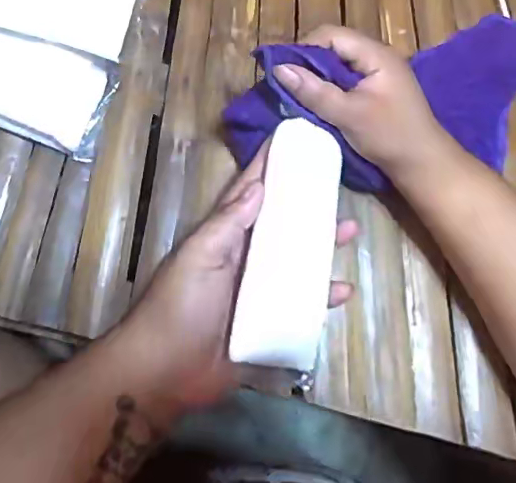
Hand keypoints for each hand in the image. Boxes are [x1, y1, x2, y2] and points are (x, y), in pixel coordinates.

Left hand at [108, 143, 356, 412]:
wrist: (166, 374)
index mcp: (224, 234)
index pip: (250, 192)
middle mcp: (244, 256)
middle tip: (334, 183)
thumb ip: (229, 223)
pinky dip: (322, 297)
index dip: (268, 166)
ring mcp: (258, 290)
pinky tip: (343, 290)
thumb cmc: (178, 306)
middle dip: (305, 203)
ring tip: (349, 228)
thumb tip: (258, 184)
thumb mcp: (200, 257)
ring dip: (321, 245)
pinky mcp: (270, 323)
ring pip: (296, 259)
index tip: (292, 141)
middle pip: (281, 223)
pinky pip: (303, 304)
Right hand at [271, 25, 459, 186]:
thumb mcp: (347, 114)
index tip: (285, 69)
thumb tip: (278, 68)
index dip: (305, 48)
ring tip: (300, 92)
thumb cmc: (390, 137)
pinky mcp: (378, 87)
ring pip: (338, 62)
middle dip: (309, 62)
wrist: (426, 167)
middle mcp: (378, 55)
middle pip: (334, 46)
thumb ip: (313, 91)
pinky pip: (346, 76)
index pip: (331, 35)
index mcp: (375, 54)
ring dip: (319, 75)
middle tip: (289, 82)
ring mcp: (379, 71)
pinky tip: (320, 100)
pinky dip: (330, 85)